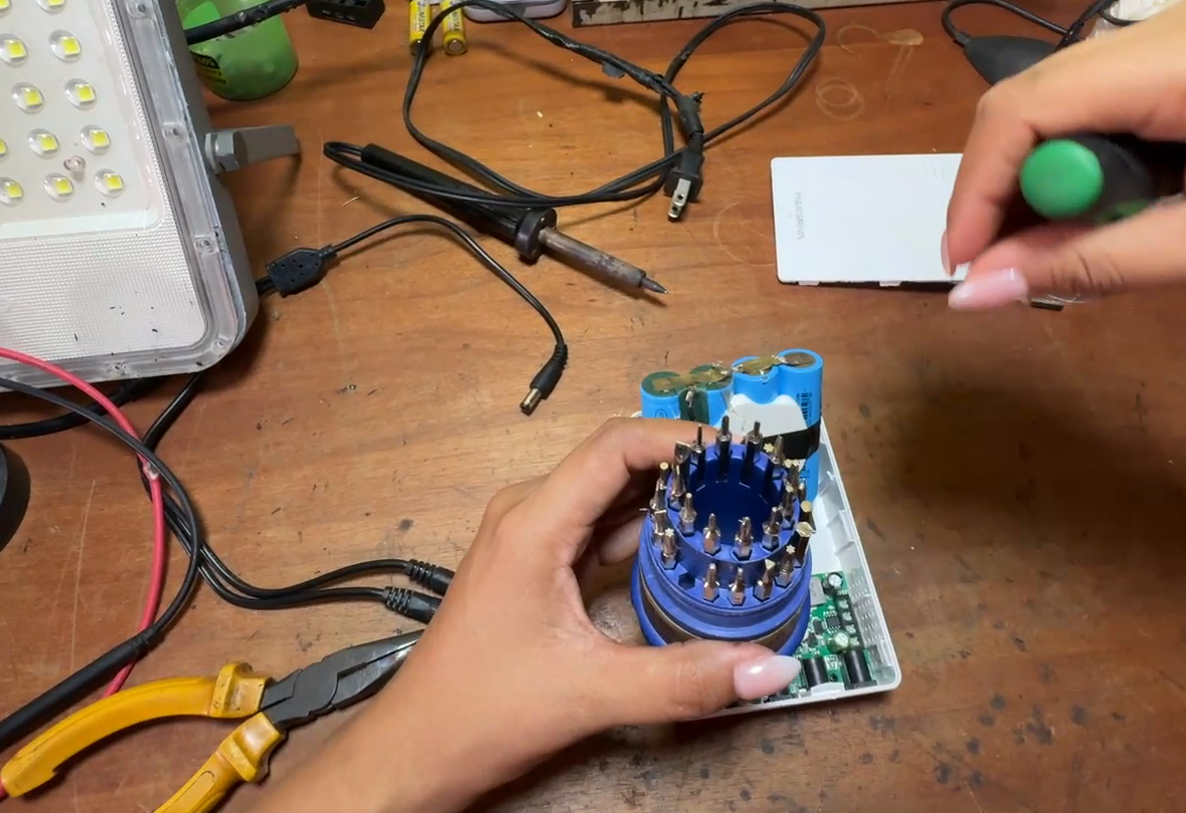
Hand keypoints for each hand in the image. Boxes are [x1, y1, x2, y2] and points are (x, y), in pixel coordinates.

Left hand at [262, 418, 799, 812]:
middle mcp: (531, 510)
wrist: (415, 748)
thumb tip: (770, 667)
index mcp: (533, 521)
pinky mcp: (539, 557)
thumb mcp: (588, 694)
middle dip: (682, 464)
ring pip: (609, 492)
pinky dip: (643, 526)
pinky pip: (598, 523)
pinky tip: (684, 542)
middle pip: (615, 460)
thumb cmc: (479, 711)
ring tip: (731, 504)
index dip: (677, 438)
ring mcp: (532, 532)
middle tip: (748, 481)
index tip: (735, 453)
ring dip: (666, 494)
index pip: (613, 446)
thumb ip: (683, 680)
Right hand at [943, 0, 1185, 315]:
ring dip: (1055, 181)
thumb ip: (1088, 267)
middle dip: (1013, 188)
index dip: (977, 188)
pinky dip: (1098, 166)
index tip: (966, 266)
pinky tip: (1126, 207)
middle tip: (1018, 265)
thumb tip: (970, 296)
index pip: (1031, 106)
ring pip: (1068, 104)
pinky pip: (1112, 105)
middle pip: (1040, 99)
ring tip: (1081, 243)